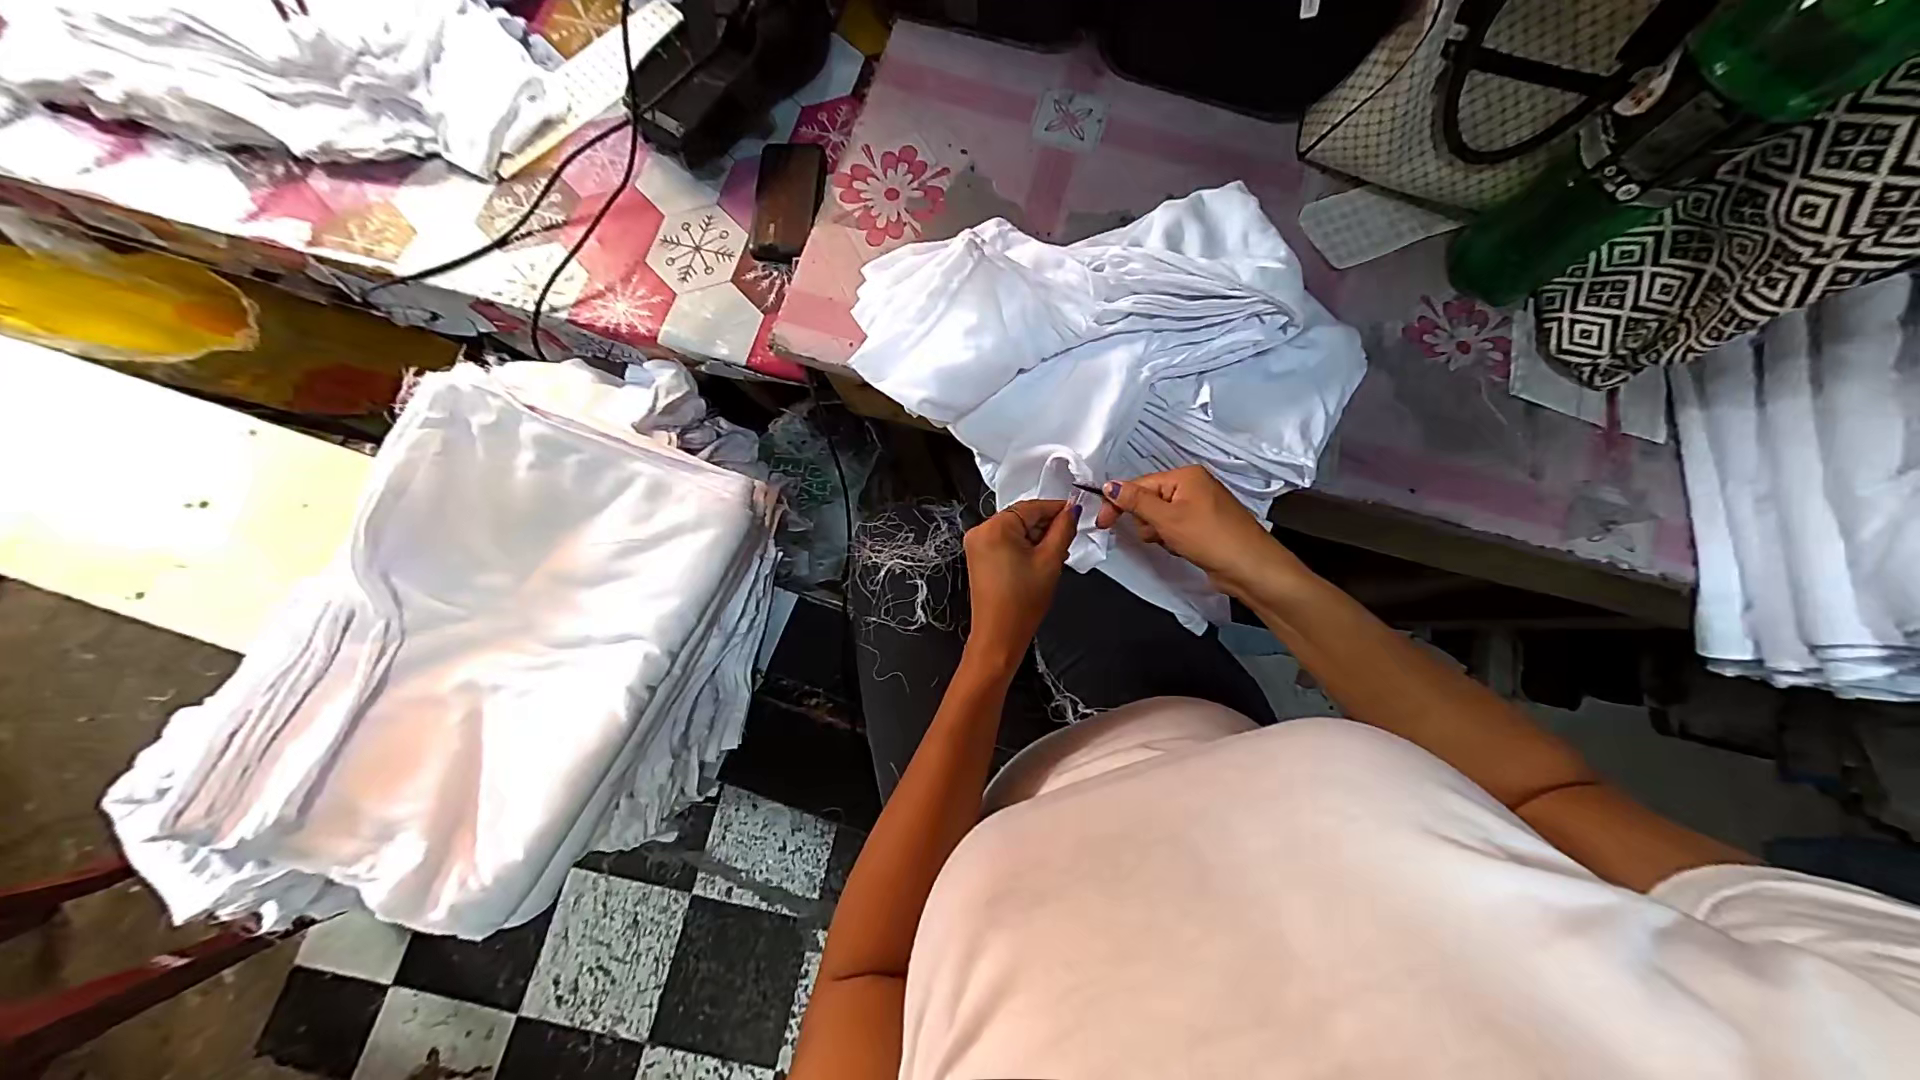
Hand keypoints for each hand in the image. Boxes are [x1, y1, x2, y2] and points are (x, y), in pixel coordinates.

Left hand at [963, 499, 1079, 668]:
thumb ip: (1063, 530)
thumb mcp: (1050, 560)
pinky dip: (1023, 547)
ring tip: (1056, 554)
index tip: (1075, 511)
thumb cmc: (1020, 604)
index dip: (1057, 509)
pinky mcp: (979, 558)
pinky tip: (1040, 559)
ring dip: (1036, 538)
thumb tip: (1071, 511)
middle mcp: (980, 532)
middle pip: (1021, 517)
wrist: (999, 635)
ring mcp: (977, 545)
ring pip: (1015, 530)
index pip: (1032, 506)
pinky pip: (1005, 542)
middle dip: (1046, 526)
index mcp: (995, 528)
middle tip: (1069, 536)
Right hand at [1094, 465, 1300, 601]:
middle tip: (1158, 534)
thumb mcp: (1167, 519)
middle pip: (1147, 500)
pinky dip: (1171, 539)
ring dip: (1158, 533)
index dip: (1119, 503)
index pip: (1139, 485)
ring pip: (1158, 518)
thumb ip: (1135, 501)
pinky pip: (1172, 528)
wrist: (1250, 568)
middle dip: (1146, 521)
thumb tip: (1110, 486)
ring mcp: (1198, 506)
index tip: (1103, 522)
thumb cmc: (1212, 538)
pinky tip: (1182, 548)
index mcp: (1185, 476)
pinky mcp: (1201, 525)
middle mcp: (1192, 486)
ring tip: (1174, 543)